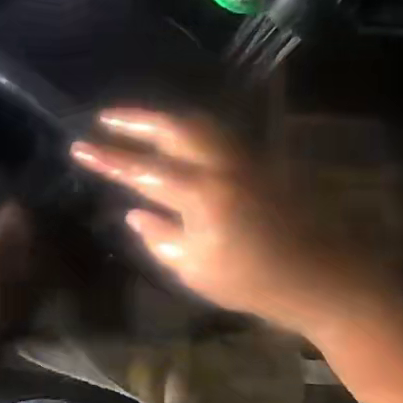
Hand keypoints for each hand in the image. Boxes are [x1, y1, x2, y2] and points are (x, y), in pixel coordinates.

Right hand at [70, 108, 386, 337]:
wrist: (324, 279)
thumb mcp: (195, 269)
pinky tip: (177, 137)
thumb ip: (159, 236)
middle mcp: (224, 166)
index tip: (78, 146)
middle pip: (174, 128)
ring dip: (162, 119)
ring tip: (135, 121)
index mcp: (202, 196)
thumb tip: (134, 212)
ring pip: (199, 124)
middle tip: (104, 118)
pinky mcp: (262, 162)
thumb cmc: (254, 284)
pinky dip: (188, 129)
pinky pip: (217, 134)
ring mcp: (247, 159)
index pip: (143, 170)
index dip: (107, 158)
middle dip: (135, 120)